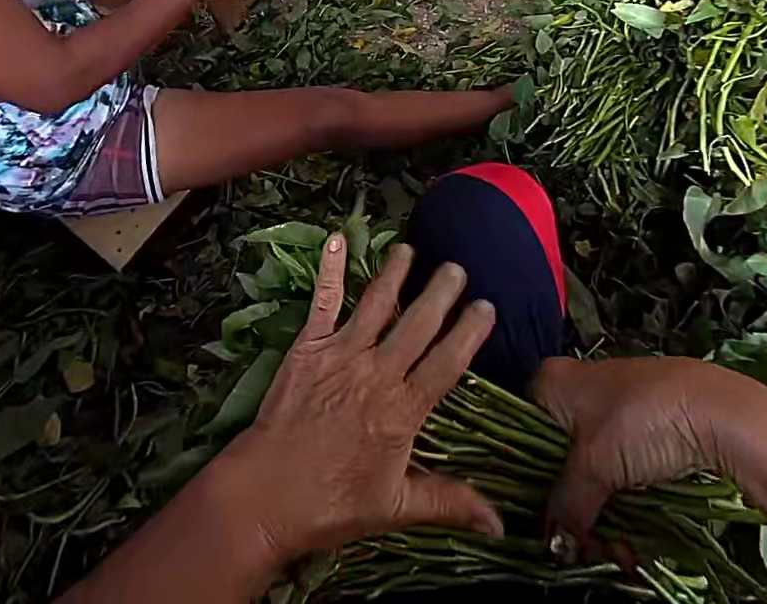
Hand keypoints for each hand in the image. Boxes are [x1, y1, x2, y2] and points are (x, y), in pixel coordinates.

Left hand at [216, 235, 503, 562]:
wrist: (265, 494)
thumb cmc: (331, 503)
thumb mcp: (394, 508)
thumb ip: (448, 503)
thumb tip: (501, 525)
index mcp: (402, 411)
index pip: (446, 364)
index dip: (468, 333)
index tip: (486, 307)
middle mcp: (376, 373)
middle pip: (416, 324)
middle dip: (440, 292)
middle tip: (457, 267)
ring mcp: (341, 354)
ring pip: (376, 304)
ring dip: (394, 274)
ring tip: (410, 249)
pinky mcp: (309, 346)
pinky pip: (323, 301)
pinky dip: (330, 269)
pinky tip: (336, 240)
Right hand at [531, 357, 766, 551]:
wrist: (716, 410)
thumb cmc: (639, 419)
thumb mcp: (594, 465)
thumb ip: (566, 504)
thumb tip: (551, 544)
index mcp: (549, 382)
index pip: (517, 431)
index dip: (523, 479)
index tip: (534, 519)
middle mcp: (572, 390)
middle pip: (553, 457)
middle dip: (569, 507)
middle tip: (583, 547)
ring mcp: (606, 408)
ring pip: (587, 469)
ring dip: (598, 514)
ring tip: (618, 552)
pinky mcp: (636, 427)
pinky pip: (614, 469)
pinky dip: (619, 501)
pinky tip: (632, 538)